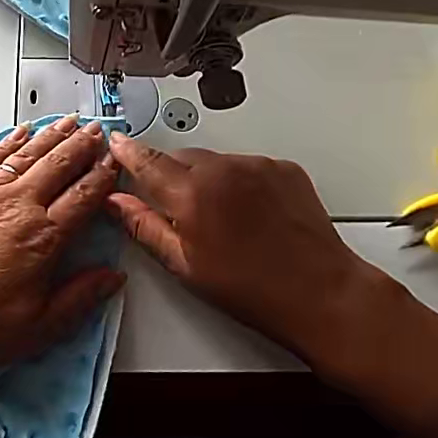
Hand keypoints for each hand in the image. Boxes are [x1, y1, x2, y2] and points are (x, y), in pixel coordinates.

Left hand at [0, 115, 125, 374]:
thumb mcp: (36, 329)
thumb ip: (79, 299)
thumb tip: (111, 277)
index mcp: (43, 237)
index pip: (84, 196)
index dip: (103, 176)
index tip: (115, 162)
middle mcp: (18, 206)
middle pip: (60, 164)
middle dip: (83, 144)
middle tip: (99, 130)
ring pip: (29, 154)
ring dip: (54, 135)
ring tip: (70, 121)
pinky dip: (10, 141)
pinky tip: (22, 132)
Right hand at [104, 132, 394, 368]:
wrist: (321, 293)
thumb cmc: (253, 289)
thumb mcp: (185, 265)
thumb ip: (143, 226)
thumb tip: (116, 203)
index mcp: (192, 193)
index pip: (147, 160)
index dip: (127, 152)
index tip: (117, 144)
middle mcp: (222, 169)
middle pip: (180, 157)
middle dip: (171, 175)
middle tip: (179, 209)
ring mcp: (255, 165)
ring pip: (214, 160)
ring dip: (208, 178)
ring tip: (224, 219)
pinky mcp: (282, 167)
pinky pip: (246, 165)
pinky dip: (239, 180)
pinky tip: (249, 212)